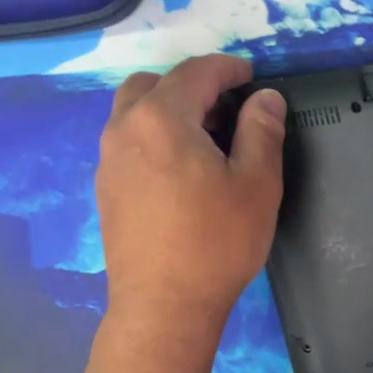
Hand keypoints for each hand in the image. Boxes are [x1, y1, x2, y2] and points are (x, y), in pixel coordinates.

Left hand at [95, 55, 287, 327]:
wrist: (165, 304)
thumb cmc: (218, 242)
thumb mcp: (257, 185)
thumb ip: (262, 132)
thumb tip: (265, 98)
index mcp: (163, 118)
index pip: (196, 73)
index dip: (228, 69)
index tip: (251, 76)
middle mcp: (125, 128)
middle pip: (154, 84)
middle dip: (192, 86)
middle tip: (227, 109)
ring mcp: (109, 160)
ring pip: (134, 113)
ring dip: (168, 110)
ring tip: (204, 139)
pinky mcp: (106, 189)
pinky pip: (129, 143)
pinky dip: (154, 138)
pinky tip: (180, 170)